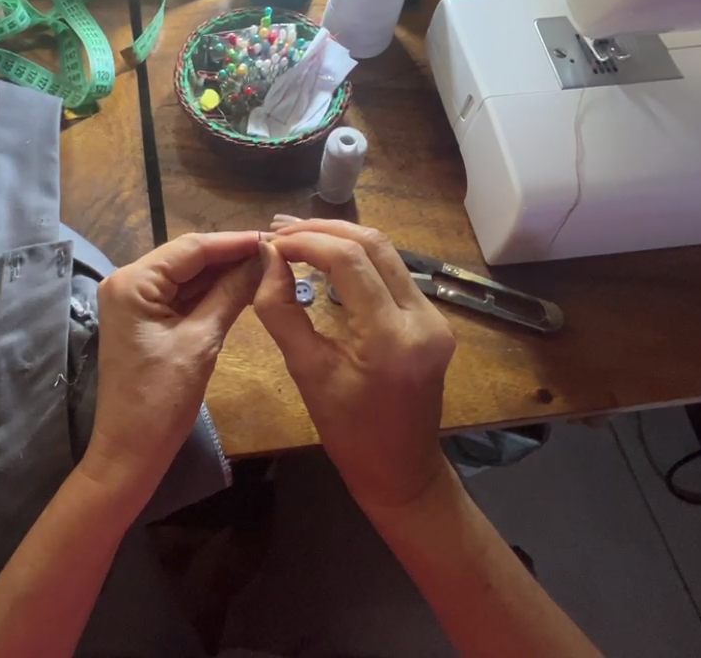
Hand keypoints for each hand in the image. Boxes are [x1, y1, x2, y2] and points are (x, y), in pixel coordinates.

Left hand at [82, 231, 265, 494]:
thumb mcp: (201, 342)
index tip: (272, 237)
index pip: (191, 248)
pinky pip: (182, 296)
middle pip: (188, 258)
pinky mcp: (145, 318)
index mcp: (133, 282)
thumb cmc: (162, 399)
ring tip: (266, 265)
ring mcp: (135, 300)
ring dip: (224, 273)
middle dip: (230, 255)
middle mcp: (128, 281)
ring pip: (187, 276)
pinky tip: (242, 286)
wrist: (131, 451)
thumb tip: (263, 260)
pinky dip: (211, 292)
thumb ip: (231, 294)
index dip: (233, 241)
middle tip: (275, 251)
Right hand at [251, 219, 456, 510]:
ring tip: (296, 235)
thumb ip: (281, 311)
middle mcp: (423, 318)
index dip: (306, 241)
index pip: (349, 260)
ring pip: (385, 252)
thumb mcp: (306, 372)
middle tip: (279, 229)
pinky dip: (356, 257)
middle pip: (373, 244)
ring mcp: (433, 316)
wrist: (401, 471)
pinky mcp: (431, 318)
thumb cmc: (349, 433)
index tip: (270, 243)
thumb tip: (267, 260)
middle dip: (323, 229)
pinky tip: (325, 256)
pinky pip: (392, 271)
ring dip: (340, 237)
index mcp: (392, 337)